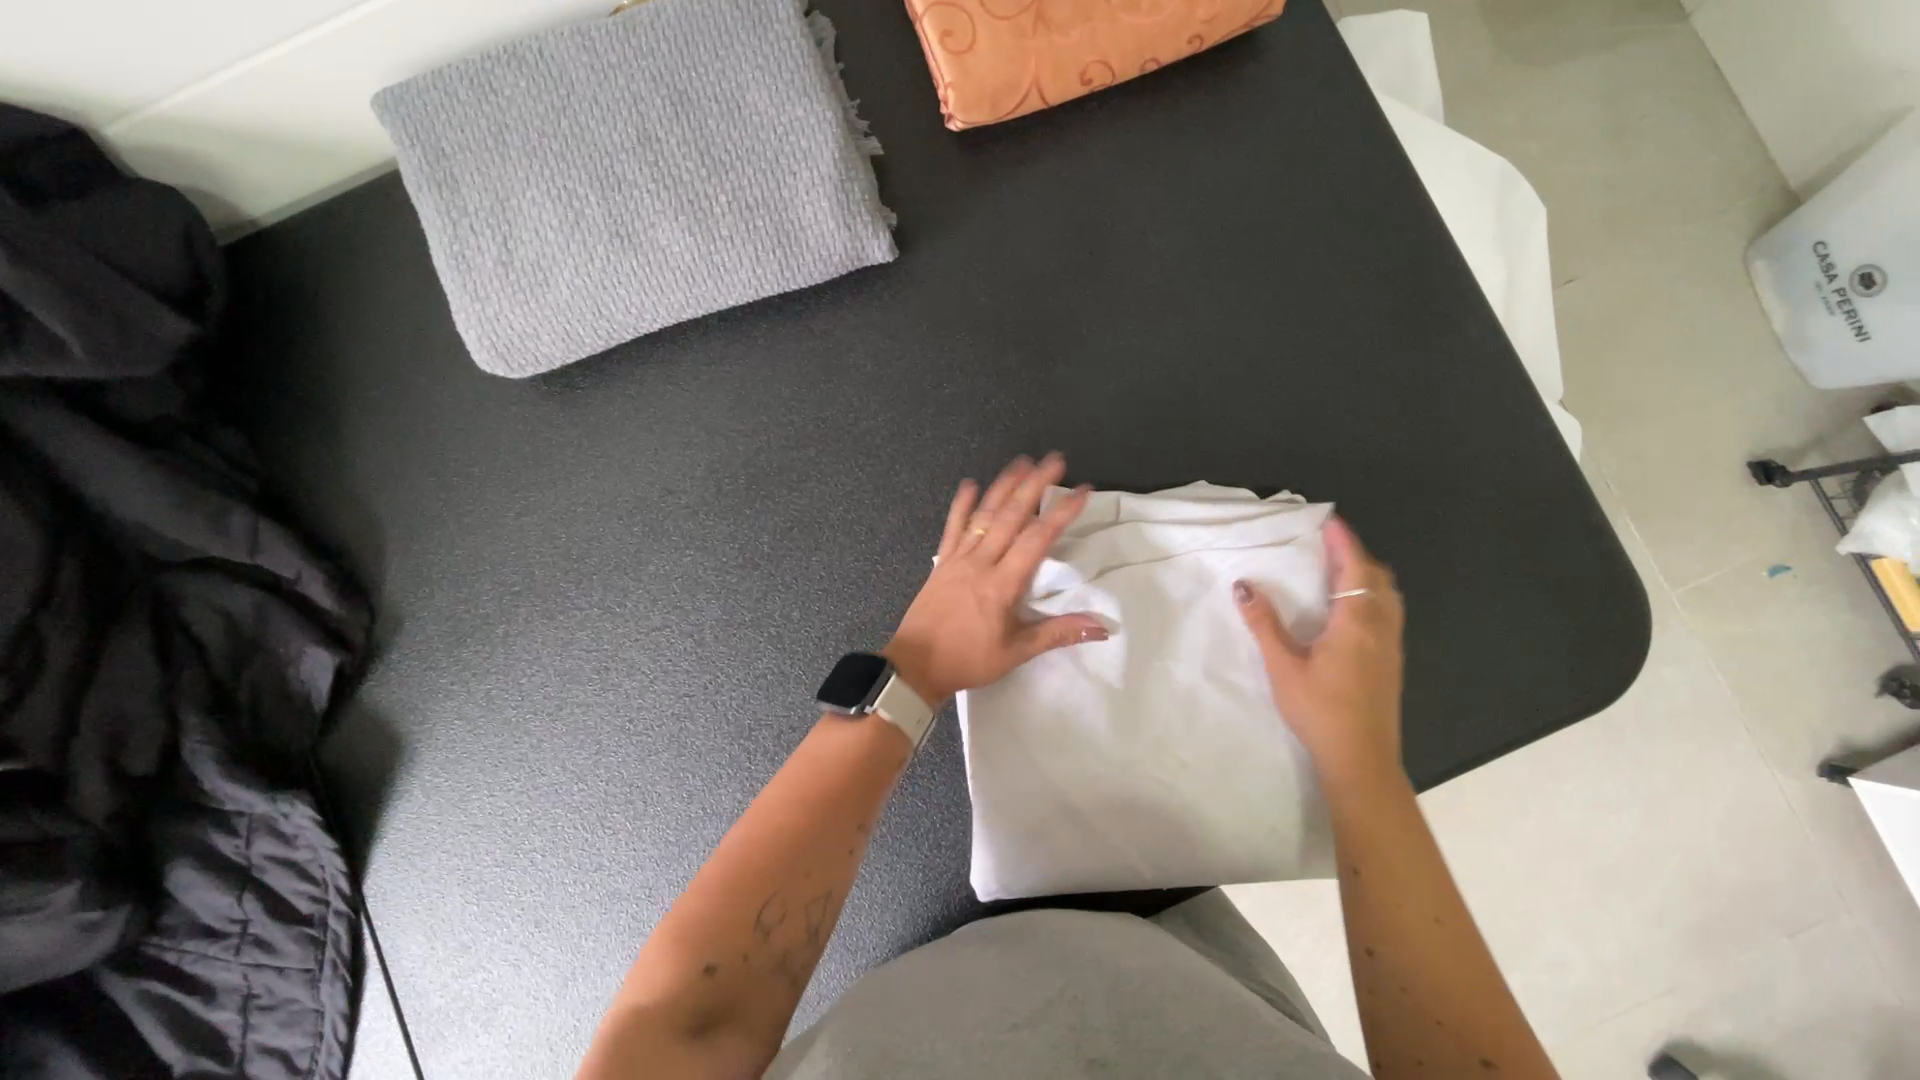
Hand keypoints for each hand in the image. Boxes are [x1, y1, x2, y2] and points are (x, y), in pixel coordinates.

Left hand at [882, 453, 1107, 706]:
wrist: (916, 666)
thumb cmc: (968, 660)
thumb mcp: (1017, 653)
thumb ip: (1058, 634)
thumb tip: (1101, 626)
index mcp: (1003, 584)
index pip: (1038, 539)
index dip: (1062, 512)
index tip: (1082, 492)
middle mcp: (981, 563)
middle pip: (1011, 516)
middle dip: (1035, 485)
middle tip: (1054, 460)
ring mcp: (958, 559)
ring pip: (984, 515)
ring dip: (1004, 486)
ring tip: (1022, 462)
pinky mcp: (941, 563)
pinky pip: (953, 528)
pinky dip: (962, 505)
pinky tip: (971, 484)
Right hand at [1233, 516, 1405, 782]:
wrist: (1361, 759)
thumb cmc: (1320, 711)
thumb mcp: (1283, 667)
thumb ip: (1264, 625)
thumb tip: (1244, 587)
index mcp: (1356, 623)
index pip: (1354, 568)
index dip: (1343, 541)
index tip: (1328, 520)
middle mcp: (1381, 627)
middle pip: (1377, 577)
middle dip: (1356, 555)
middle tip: (1328, 544)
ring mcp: (1392, 646)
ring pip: (1388, 596)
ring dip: (1367, 575)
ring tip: (1339, 571)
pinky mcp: (1393, 662)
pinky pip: (1388, 613)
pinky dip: (1372, 596)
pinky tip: (1351, 611)